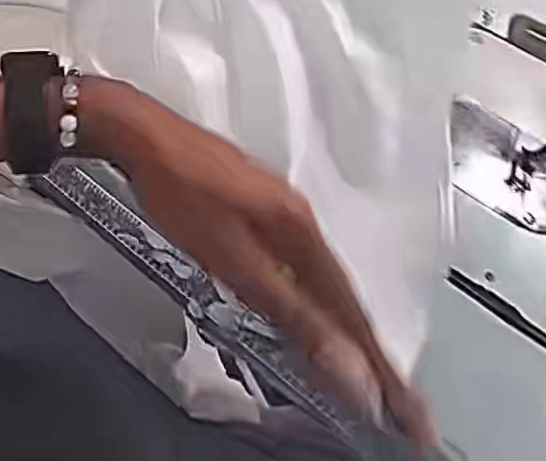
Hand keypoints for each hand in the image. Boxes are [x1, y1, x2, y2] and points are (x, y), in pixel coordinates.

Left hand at [86, 79, 438, 447]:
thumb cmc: (176, 183)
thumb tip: (344, 363)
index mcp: (296, 223)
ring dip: (332, 317)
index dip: (378, 363)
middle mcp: (290, 208)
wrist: (138, 133)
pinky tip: (292, 298)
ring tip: (350, 359)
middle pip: (336, 288)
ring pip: (311, 269)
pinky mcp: (243, 196)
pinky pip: (285, 251)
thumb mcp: (232, 258)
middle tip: (390, 396)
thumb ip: (288, 312)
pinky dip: (298, 286)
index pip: (350, 307)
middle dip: (363, 345)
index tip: (407, 411)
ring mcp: (266, 198)